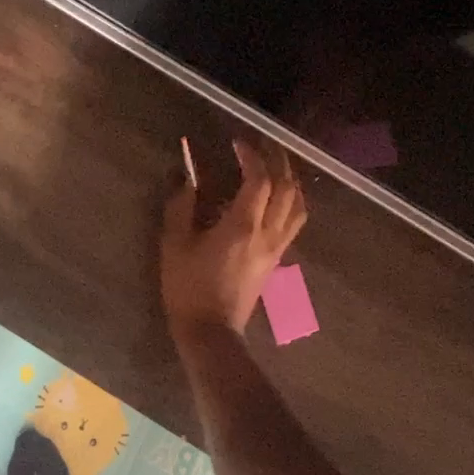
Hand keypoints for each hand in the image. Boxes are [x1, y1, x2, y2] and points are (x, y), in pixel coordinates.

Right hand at [161, 139, 308, 338]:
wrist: (210, 331)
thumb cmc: (187, 286)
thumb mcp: (174, 243)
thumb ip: (181, 206)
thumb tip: (186, 177)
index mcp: (243, 225)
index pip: (259, 180)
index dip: (251, 156)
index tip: (236, 143)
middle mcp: (267, 233)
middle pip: (287, 189)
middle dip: (278, 162)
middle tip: (263, 146)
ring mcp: (276, 248)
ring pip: (298, 207)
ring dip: (290, 182)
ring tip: (276, 168)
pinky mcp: (276, 261)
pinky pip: (294, 223)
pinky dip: (290, 203)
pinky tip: (277, 201)